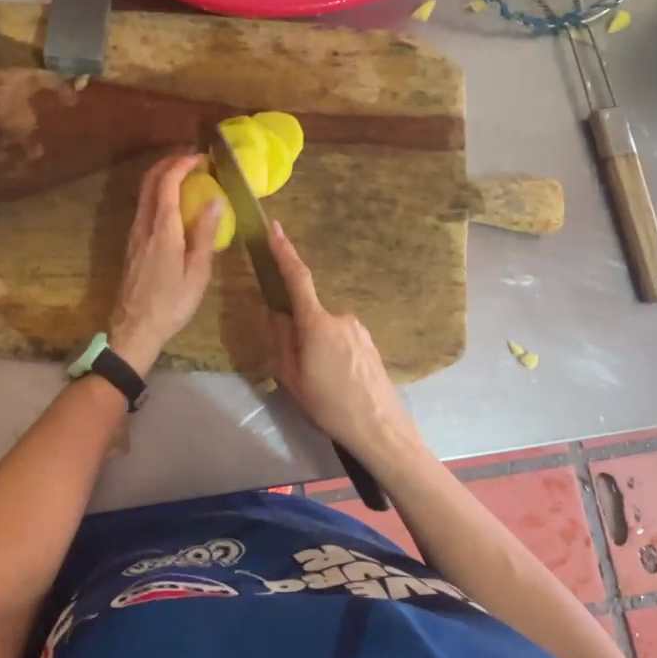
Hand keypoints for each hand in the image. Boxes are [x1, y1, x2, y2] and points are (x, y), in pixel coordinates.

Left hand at [108, 152, 223, 373]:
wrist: (134, 328)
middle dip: (169, 163)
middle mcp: (143, 225)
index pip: (166, 182)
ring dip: (162, 178)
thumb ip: (205, 234)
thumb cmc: (171, 304)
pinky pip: (143, 207)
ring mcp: (134, 234)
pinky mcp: (132, 244)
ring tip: (186, 177)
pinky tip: (174, 204)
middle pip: (149, 181)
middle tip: (192, 160)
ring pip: (144, 193)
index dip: (181, 164)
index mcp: (162, 229)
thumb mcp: (197, 272)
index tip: (200, 157)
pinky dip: (158, 195)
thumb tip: (216, 201)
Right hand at [268, 222, 425, 466]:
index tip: (274, 228)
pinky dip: (333, 356)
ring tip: (324, 388)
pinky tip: (339, 386)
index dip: (284, 252)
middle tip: (300, 372)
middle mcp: (341, 318)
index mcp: (316, 324)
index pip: (297, 279)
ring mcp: (359, 330)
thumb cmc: (330, 405)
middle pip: (309, 315)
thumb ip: (281, 340)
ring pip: (326, 331)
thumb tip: (277, 315)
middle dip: (300, 335)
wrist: (381, 430)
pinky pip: (342, 341)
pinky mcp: (370, 343)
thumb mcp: (292, 377)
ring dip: (318, 350)